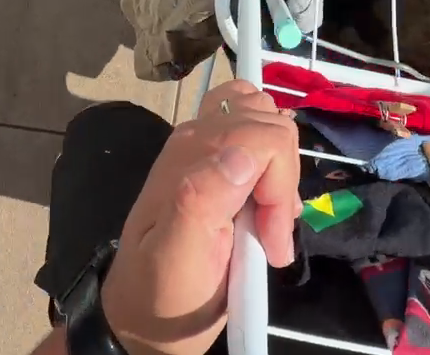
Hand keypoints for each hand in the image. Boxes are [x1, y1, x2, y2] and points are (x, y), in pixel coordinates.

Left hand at [100, 80, 301, 354]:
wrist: (147, 311)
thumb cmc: (164, 291)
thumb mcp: (177, 257)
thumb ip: (202, 201)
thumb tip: (240, 155)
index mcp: (192, 155)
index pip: (266, 136)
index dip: (280, 186)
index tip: (270, 240)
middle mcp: (199, 135)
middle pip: (270, 123)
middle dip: (282, 179)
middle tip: (269, 235)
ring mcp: (205, 140)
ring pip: (265, 118)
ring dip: (279, 169)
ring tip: (266, 221)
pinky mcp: (215, 152)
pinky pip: (257, 129)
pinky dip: (272, 162)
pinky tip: (263, 205)